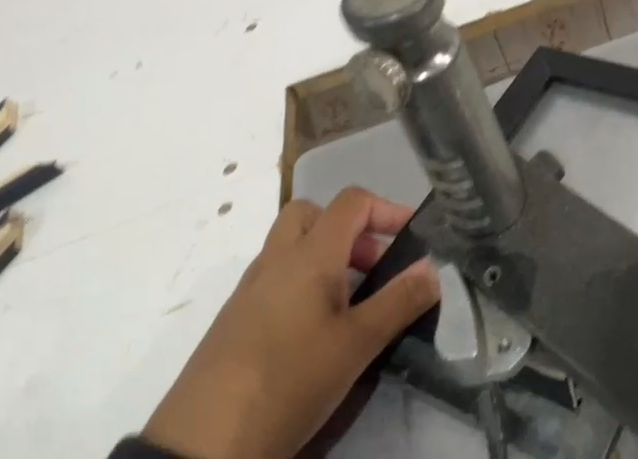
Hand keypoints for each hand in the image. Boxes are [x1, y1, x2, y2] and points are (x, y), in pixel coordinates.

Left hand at [143, 188, 438, 458]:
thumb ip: (400, 301)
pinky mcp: (234, 322)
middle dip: (351, 229)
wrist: (203, 445)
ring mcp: (249, 291)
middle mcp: (276, 261)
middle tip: (374, 266)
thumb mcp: (358, 345)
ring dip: (328, 258)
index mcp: (309, 256)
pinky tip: (318, 332)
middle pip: (313, 214)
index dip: (388, 209)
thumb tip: (433, 267)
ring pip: (292, 248)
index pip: (352, 202)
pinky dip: (303, 285)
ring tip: (354, 304)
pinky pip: (276, 280)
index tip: (413, 239)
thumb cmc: (290, 381)